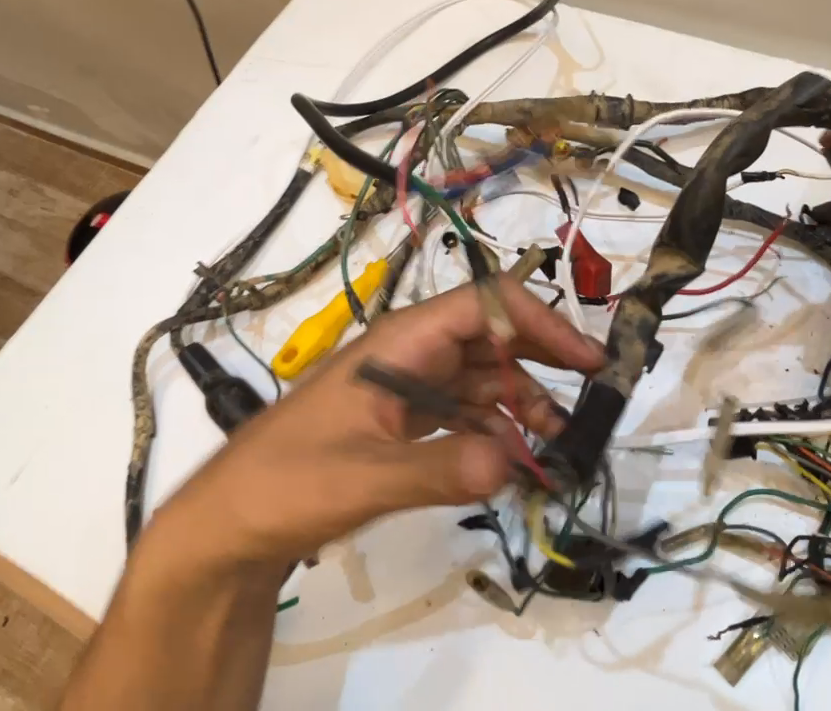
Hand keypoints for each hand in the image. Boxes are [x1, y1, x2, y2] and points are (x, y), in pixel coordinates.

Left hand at [144, 278, 605, 571]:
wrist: (234, 522)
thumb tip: (512, 461)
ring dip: (524, 403)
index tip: (586, 360)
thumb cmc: (288, 482)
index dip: (540, 324)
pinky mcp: (406, 423)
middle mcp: (412, 354)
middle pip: (492, 337)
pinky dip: (496, 432)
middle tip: (596, 390)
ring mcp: (410, 389)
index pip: (484, 307)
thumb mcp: (362, 478)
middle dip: (544, 357)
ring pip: (484, 379)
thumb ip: (436, 470)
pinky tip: (517, 462)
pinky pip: (466, 415)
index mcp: (402, 342)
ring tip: (559, 444)